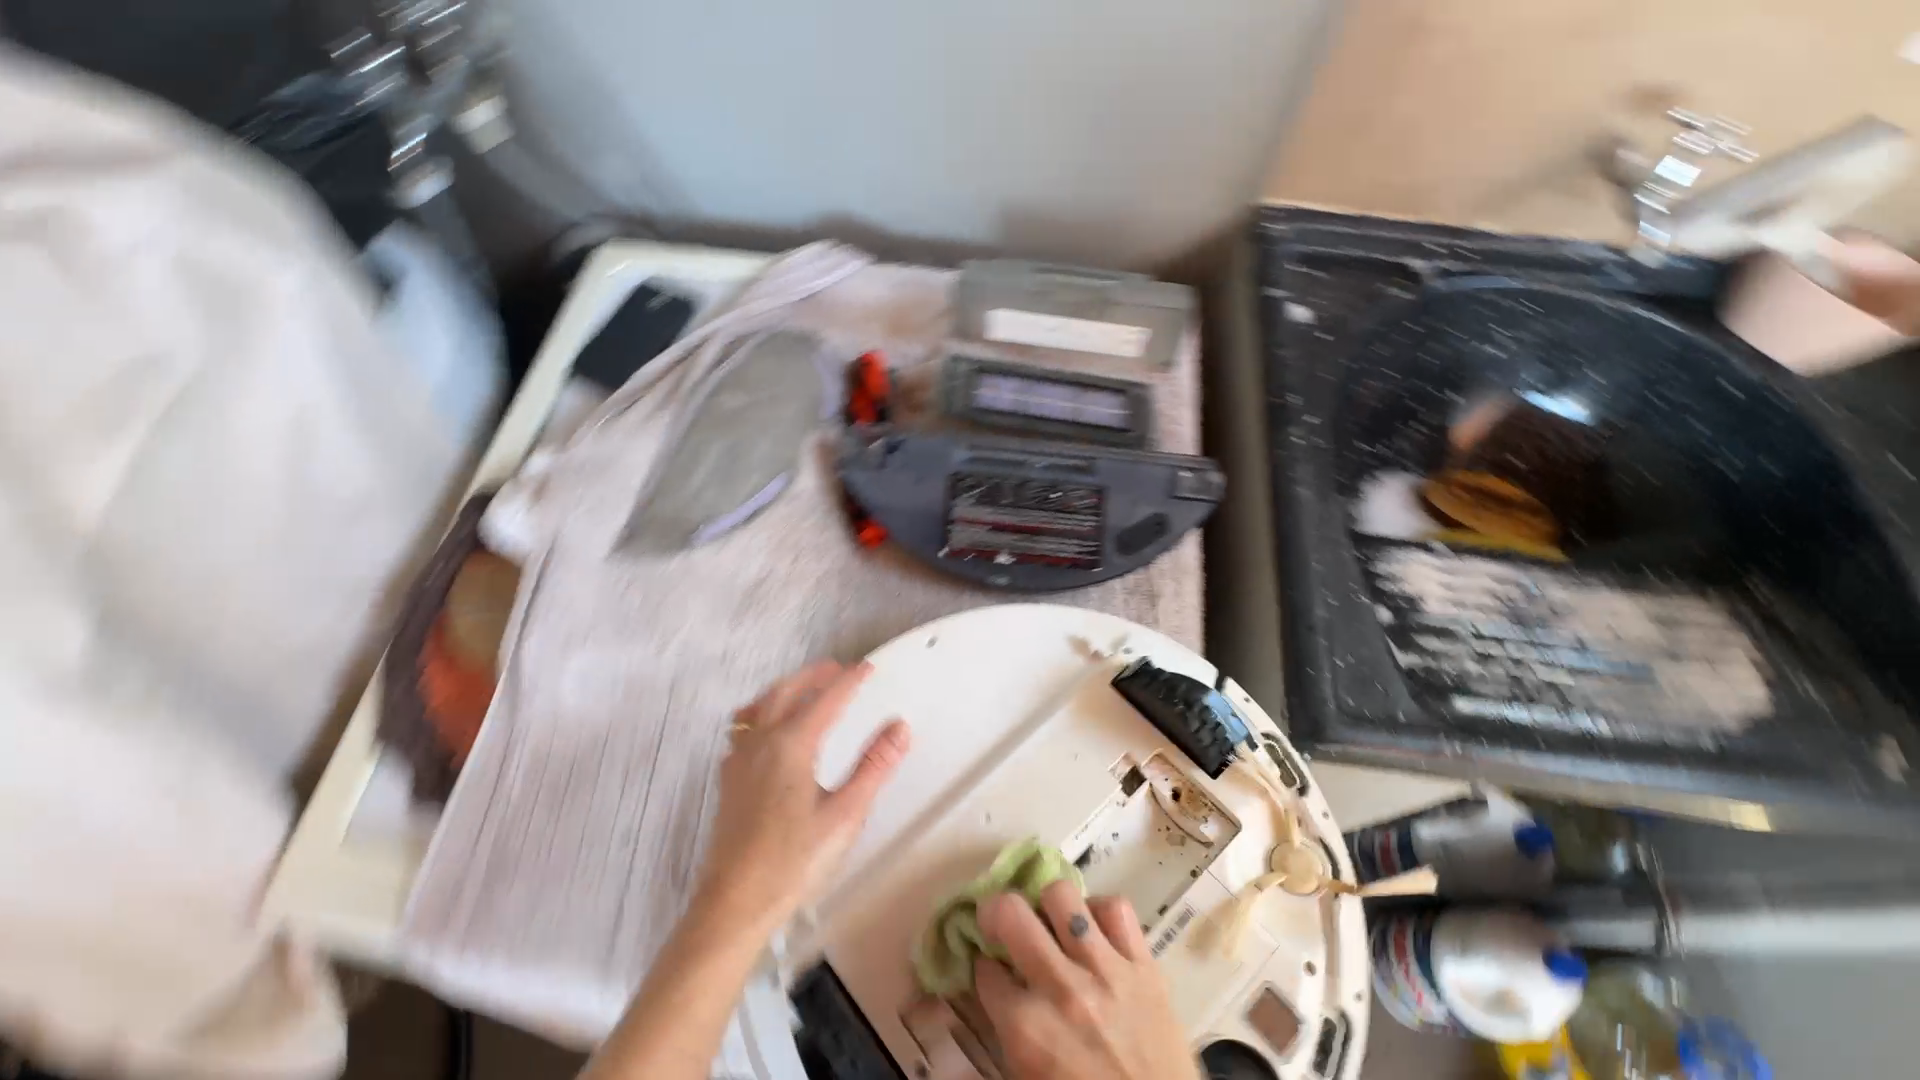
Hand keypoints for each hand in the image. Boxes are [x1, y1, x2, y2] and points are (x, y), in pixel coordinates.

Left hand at [695, 660, 911, 931]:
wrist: (735, 901)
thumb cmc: (794, 860)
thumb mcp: (845, 815)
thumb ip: (873, 767)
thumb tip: (898, 727)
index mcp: (791, 745)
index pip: (826, 700)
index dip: (849, 681)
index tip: (867, 667)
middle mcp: (760, 743)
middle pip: (786, 693)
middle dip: (813, 676)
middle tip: (837, 670)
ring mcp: (738, 761)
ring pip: (760, 707)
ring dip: (785, 690)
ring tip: (804, 690)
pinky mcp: (729, 780)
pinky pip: (744, 729)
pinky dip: (762, 714)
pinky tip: (769, 733)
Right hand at [973, 884, 1199, 1079]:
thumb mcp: (1027, 1079)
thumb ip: (1004, 1033)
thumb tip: (990, 988)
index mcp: (1025, 1028)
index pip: (984, 970)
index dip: (984, 968)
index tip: (991, 971)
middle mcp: (1060, 988)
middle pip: (1011, 913)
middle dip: (996, 913)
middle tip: (1003, 925)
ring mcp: (1105, 971)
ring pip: (1062, 897)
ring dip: (1048, 906)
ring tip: (1051, 922)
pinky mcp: (1145, 966)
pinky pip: (1116, 909)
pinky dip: (1098, 910)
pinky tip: (1094, 928)